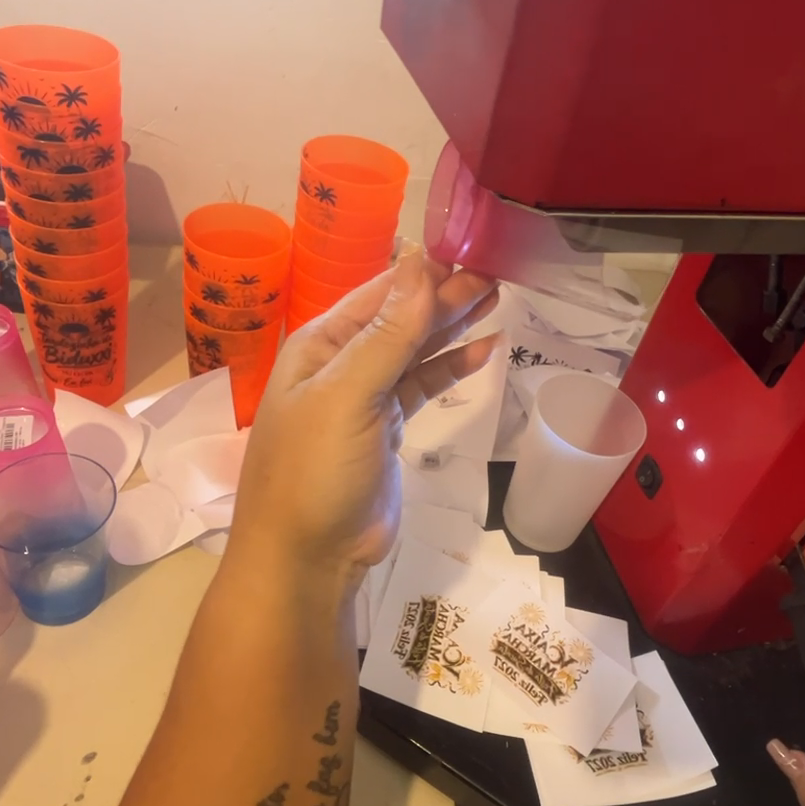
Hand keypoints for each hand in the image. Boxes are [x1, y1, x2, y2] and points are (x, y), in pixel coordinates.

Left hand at [232, 248, 499, 587]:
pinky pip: (423, 386)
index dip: (425, 270)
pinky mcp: (388, 429)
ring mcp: (366, 398)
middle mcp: (343, 363)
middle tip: (498, 271)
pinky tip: (483, 349)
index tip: (472, 246)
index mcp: (323, 344)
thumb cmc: (314, 471)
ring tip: (495, 296)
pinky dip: (450, 367)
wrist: (306, 559)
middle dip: (446, 294)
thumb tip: (420, 262)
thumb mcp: (348, 395)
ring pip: (416, 350)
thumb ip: (388, 333)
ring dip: (452, 325)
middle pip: (402, 318)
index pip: (381, 293)